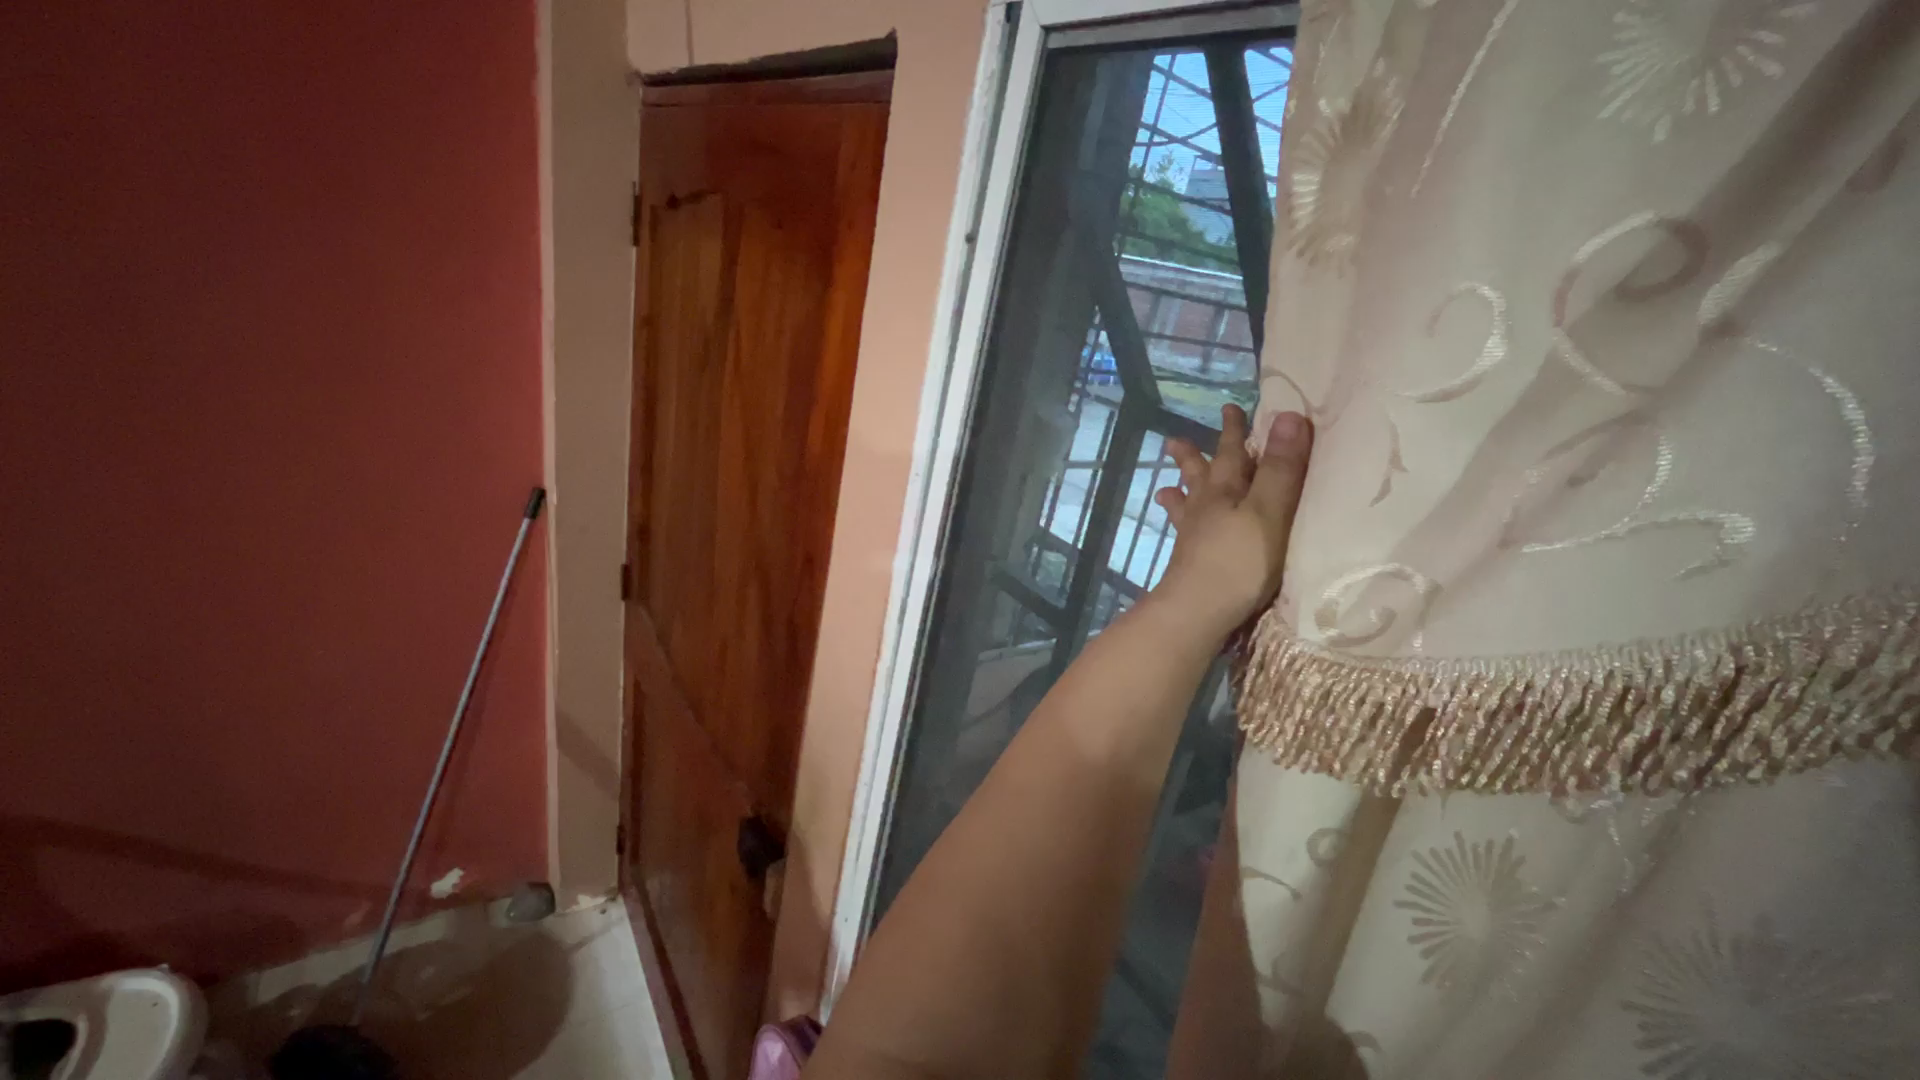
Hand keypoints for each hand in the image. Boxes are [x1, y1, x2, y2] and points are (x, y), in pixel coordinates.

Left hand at [1149, 405, 1312, 637]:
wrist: (1197, 611)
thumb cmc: (1239, 560)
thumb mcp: (1269, 511)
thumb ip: (1280, 468)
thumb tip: (1288, 415)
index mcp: (1224, 490)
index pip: (1231, 452)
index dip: (1233, 431)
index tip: (1229, 408)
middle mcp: (1204, 508)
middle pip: (1200, 476)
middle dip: (1195, 456)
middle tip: (1174, 441)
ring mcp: (1194, 536)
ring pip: (1186, 505)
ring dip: (1180, 492)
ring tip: (1166, 488)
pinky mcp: (1190, 562)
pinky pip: (1184, 534)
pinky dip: (1181, 526)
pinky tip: (1179, 533)